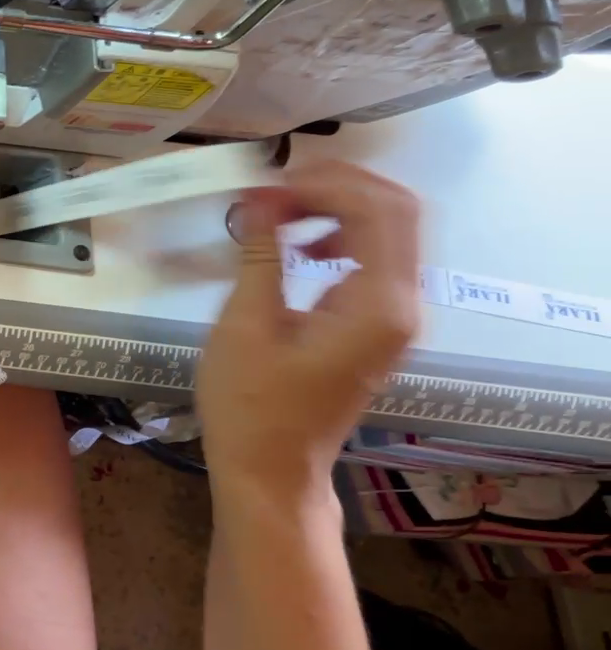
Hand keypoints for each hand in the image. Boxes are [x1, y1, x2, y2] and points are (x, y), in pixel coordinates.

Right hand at [198, 160, 421, 497]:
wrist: (269, 463)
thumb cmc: (249, 399)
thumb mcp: (246, 321)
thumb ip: (262, 254)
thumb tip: (261, 196)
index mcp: (376, 305)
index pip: (378, 211)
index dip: (320, 186)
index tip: (259, 190)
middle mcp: (403, 305)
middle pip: (397, 211)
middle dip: (334, 187)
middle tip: (269, 192)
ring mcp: (396, 315)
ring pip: (390, 230)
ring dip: (335, 207)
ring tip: (276, 214)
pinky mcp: (377, 322)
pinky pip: (376, 257)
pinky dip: (338, 235)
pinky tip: (295, 248)